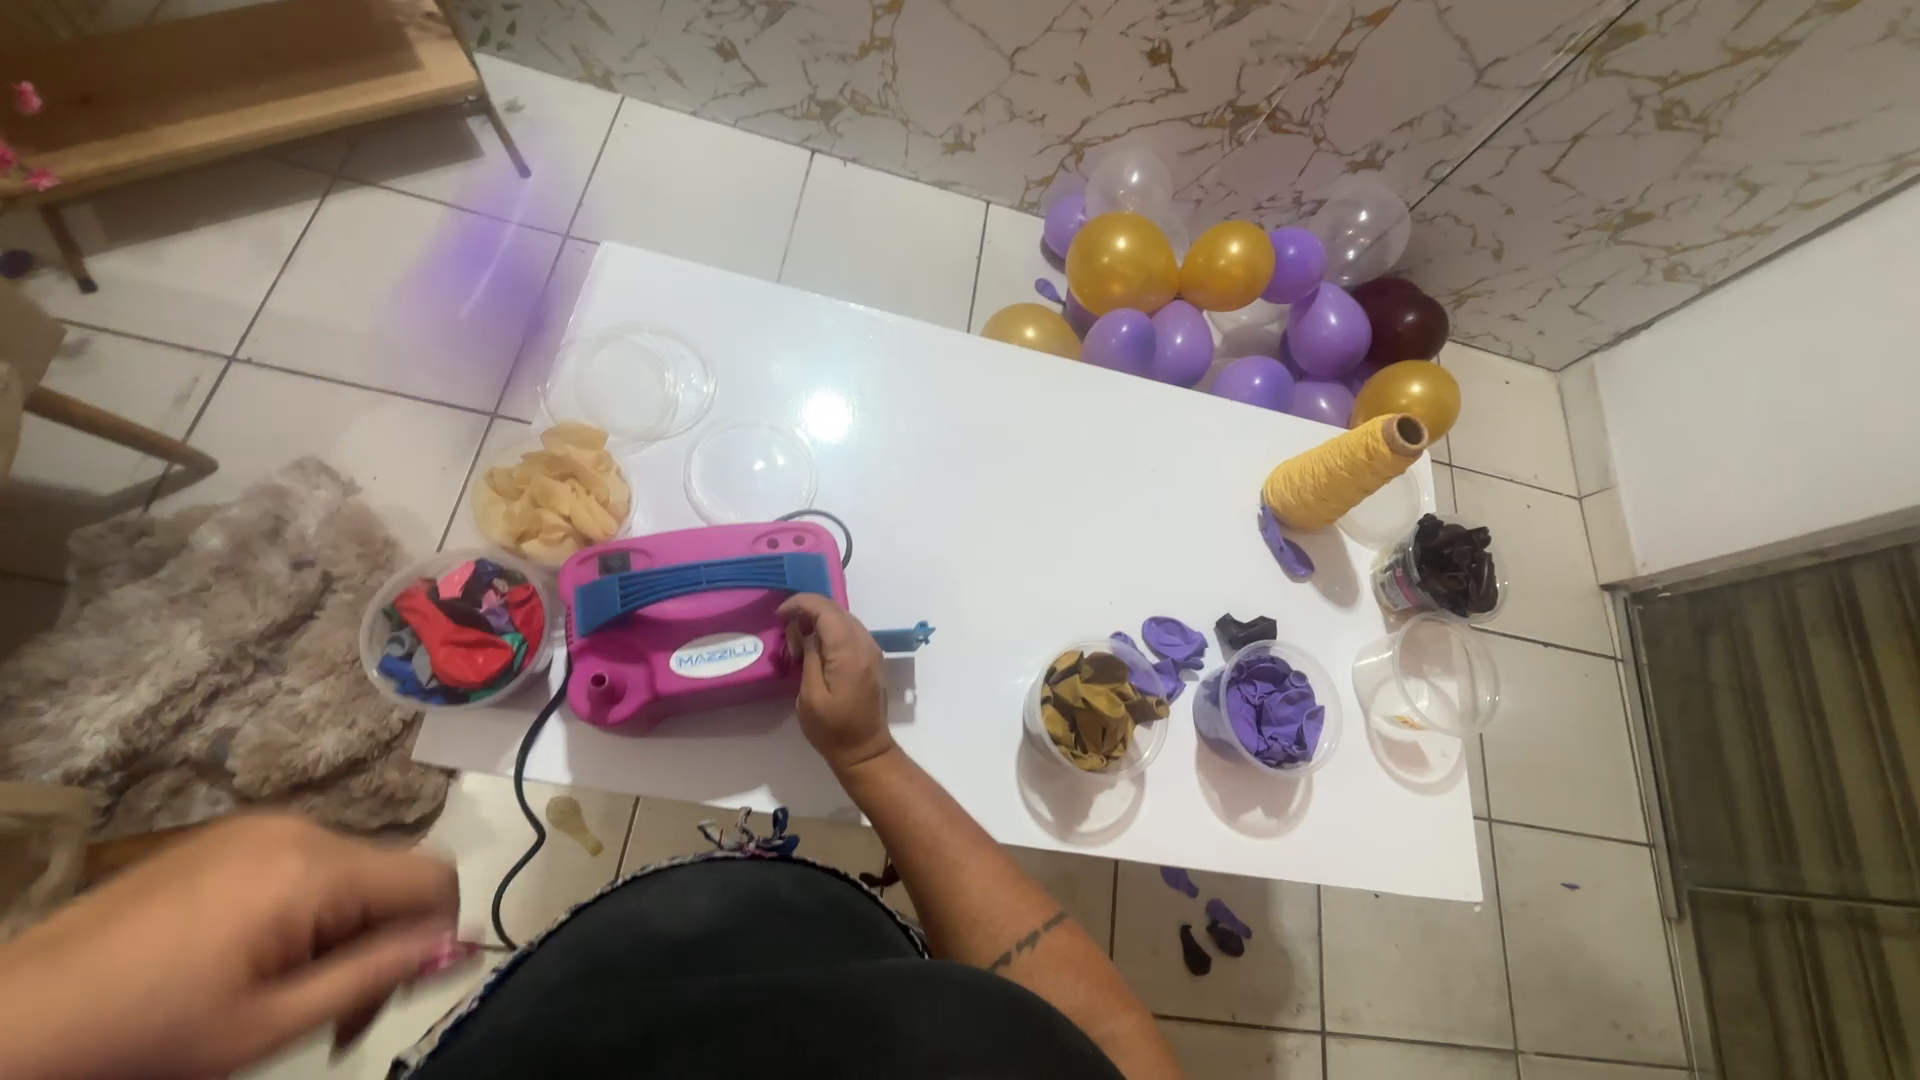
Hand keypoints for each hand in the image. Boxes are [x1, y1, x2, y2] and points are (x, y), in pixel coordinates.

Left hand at [0, 814, 460, 1079]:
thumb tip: (460, 945)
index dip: (436, 934)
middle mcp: (299, 827)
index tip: (387, 996)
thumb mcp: (267, 1026)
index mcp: (313, 867)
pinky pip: (306, 863)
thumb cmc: (135, 1039)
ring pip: (352, 870)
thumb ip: (376, 976)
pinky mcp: (226, 837)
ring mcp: (258, 827)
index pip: (434, 876)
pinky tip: (249, 956)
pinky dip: (305, 908)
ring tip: (280, 988)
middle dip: (380, 939)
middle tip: (328, 1012)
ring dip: (342, 926)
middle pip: (392, 873)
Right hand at [779, 593, 894, 773]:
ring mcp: (872, 650)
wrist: (864, 749)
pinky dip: (831, 629)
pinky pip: (850, 630)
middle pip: (837, 609)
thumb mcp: (809, 695)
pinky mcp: (872, 657)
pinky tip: (816, 645)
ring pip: (844, 618)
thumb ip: (809, 655)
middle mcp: (866, 644)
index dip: (801, 604)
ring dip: (820, 619)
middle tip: (786, 628)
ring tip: (797, 639)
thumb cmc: (832, 728)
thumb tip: (805, 629)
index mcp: (849, 653)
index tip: (779, 614)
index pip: (827, 610)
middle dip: (808, 610)